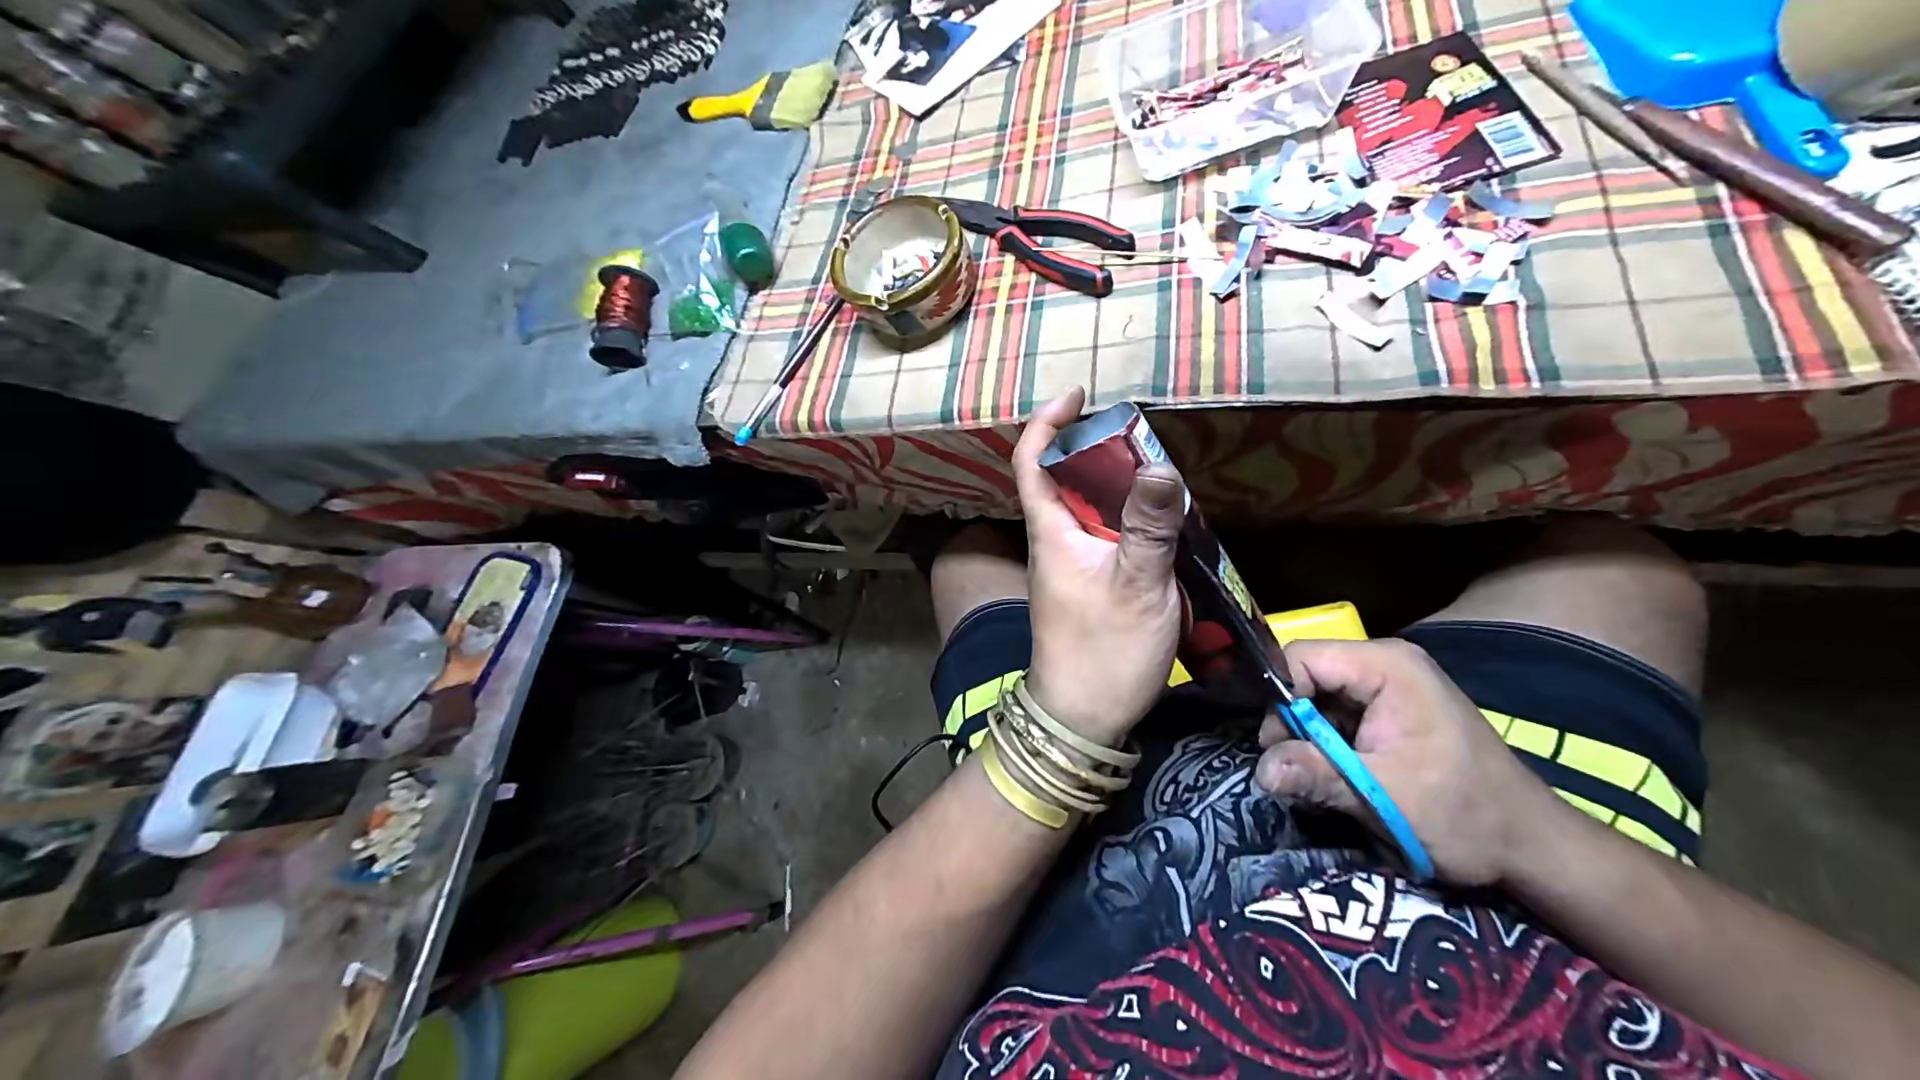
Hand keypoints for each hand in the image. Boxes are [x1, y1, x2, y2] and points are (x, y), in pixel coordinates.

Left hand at [1012, 387, 1184, 745]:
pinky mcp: (1089, 585)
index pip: (1032, 462)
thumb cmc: (1103, 650)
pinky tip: (1163, 524)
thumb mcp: (1136, 585)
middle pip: (1066, 479)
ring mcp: (1071, 564)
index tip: (1077, 395)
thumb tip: (1159, 466)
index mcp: (1051, 531)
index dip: (1047, 423)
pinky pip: (1106, 537)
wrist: (1082, 717)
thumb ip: (1148, 526)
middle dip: (1098, 450)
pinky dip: (1129, 520)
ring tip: (1162, 477)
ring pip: (1090, 508)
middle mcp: (1055, 540)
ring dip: (1118, 486)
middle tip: (1144, 439)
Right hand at [1254, 639, 1568, 885]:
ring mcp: (1384, 685)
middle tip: (1295, 769)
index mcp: (1386, 667)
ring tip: (1318, 777)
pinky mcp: (1383, 709)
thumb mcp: (1385, 797)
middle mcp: (1382, 664)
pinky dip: (1322, 744)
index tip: (1277, 744)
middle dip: (1291, 723)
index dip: (1278, 696)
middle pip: (1303, 676)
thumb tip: (1260, 771)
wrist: (1530, 845)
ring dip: (1306, 738)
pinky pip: (1331, 714)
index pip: (1300, 657)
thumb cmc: (1466, 815)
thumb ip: (1318, 776)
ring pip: (1312, 698)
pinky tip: (1334, 774)